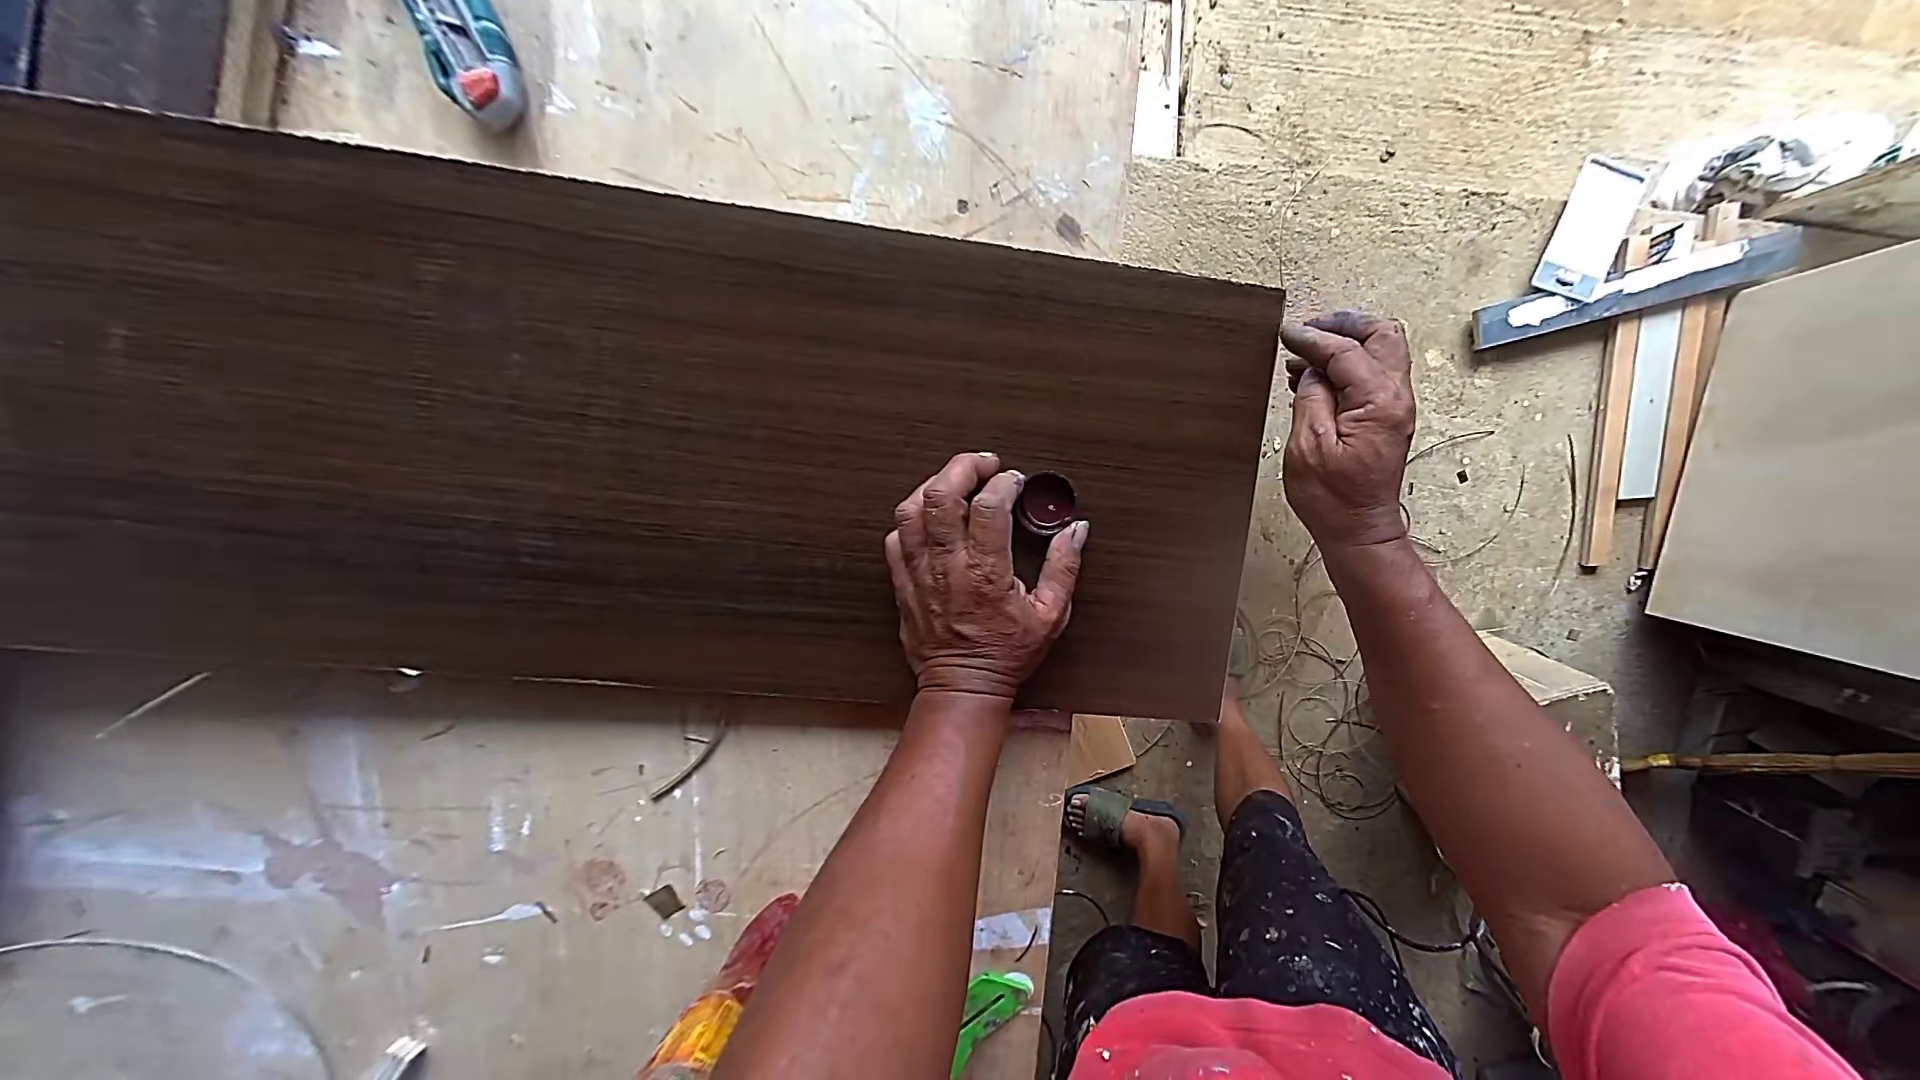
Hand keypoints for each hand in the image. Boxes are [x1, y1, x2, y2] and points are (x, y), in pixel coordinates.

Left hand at [885, 452, 1088, 699]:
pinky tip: (931, 516)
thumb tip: (1076, 530)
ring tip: (955, 482)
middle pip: (942, 495)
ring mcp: (920, 573)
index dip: (1004, 482)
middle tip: (984, 464)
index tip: (1015, 481)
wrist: (962, 686)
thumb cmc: (1005, 654)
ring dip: (933, 485)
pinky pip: (896, 537)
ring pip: (911, 510)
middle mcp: (949, 567)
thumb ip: (1064, 567)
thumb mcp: (1051, 615)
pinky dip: (911, 517)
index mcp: (987, 573)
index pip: (989, 506)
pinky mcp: (903, 582)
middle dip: (964, 467)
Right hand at [1281, 311, 1415, 549]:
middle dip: (1343, 325)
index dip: (1313, 339)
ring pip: (1381, 351)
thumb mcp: (1308, 446)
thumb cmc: (1333, 497)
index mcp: (1378, 402)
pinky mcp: (1386, 417)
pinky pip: (1372, 374)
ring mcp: (1395, 406)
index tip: (1287, 333)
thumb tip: (1311, 372)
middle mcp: (1396, 398)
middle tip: (1307, 329)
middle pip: (1382, 336)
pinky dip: (1346, 364)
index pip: (1346, 352)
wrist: (1357, 527)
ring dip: (1344, 343)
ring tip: (1303, 353)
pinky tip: (1316, 376)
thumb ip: (1311, 399)